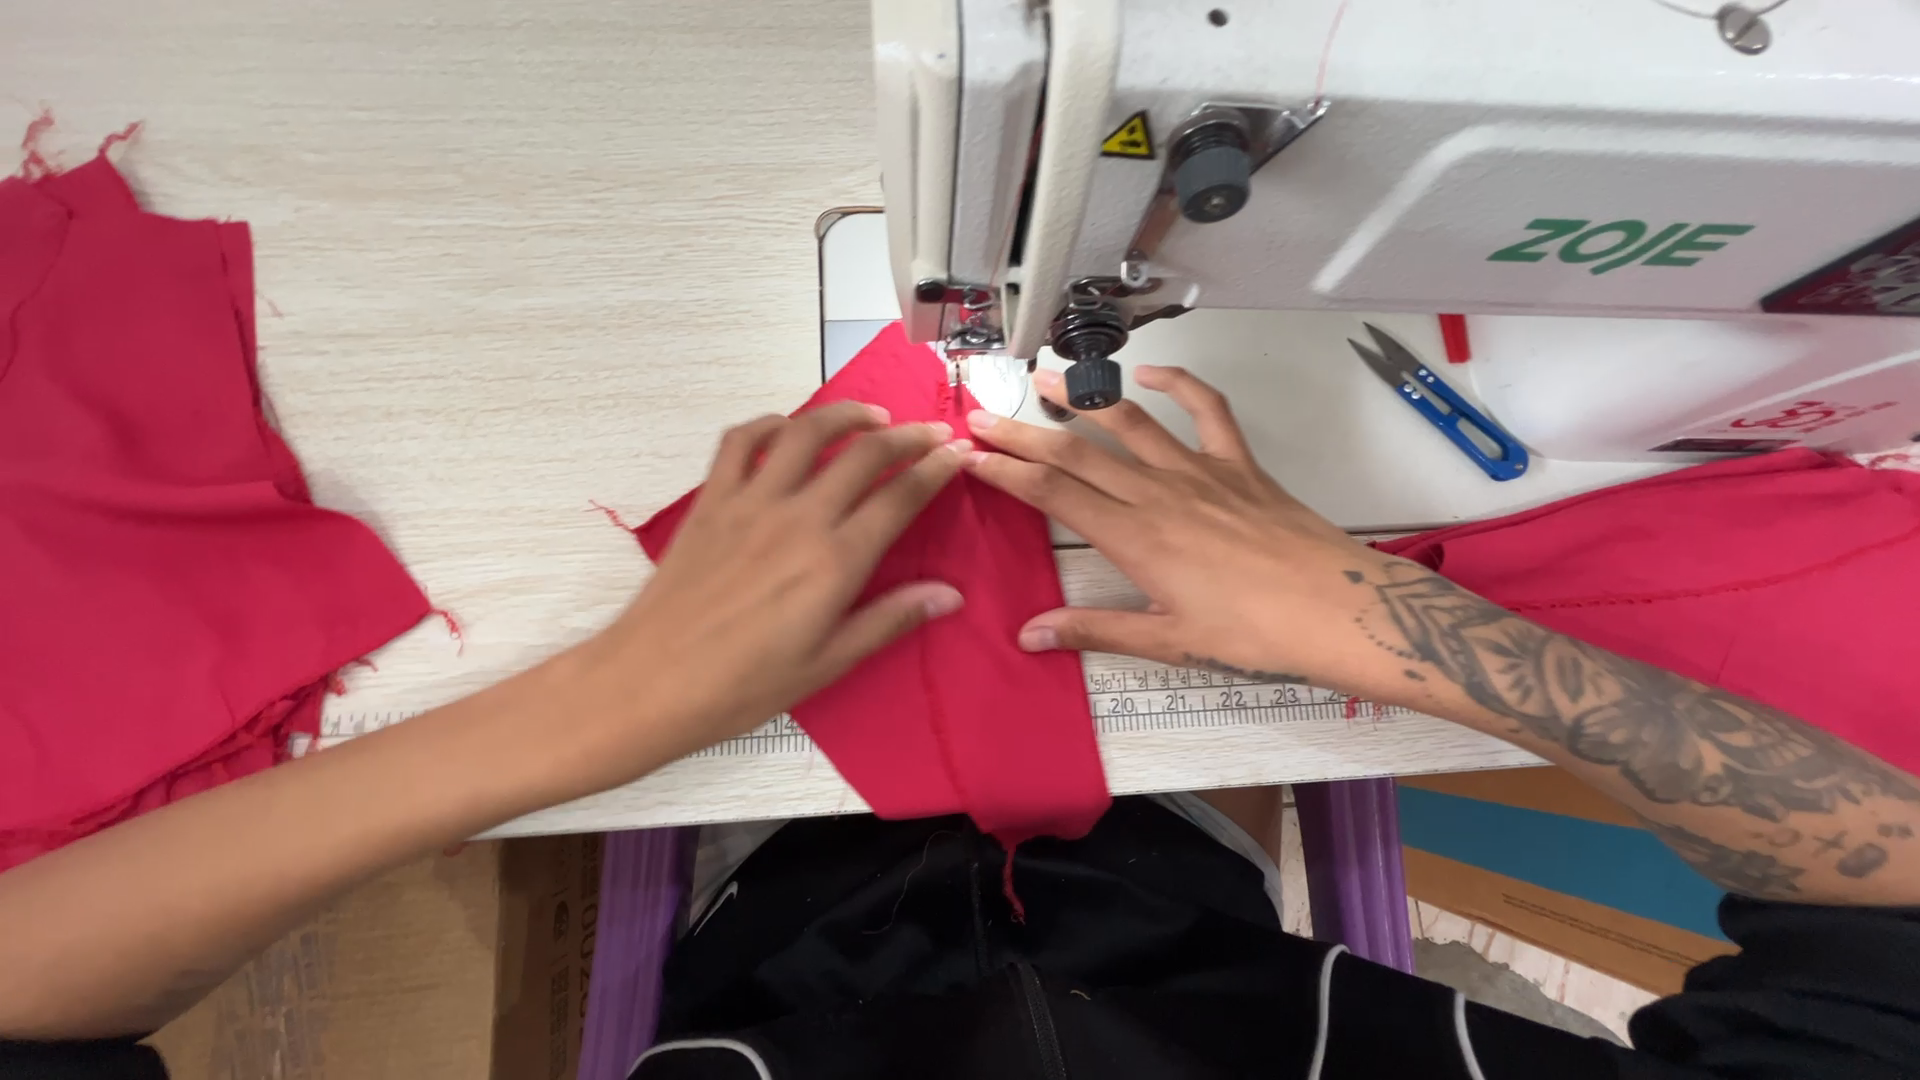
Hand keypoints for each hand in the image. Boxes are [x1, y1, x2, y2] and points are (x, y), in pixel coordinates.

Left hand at [584, 402, 967, 757]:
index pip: (900, 497)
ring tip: (872, 416)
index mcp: (835, 560)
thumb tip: (949, 595)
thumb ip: (890, 619)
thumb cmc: (746, 684)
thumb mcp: (830, 663)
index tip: (958, 452)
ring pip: (805, 432)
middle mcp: (798, 517)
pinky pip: (739, 441)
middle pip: (864, 453)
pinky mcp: (711, 500)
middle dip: (907, 435)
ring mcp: (750, 502)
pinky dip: (769, 424)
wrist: (652, 682)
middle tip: (930, 431)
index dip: (936, 469)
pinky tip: (787, 430)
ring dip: (846, 415)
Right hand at [961, 366, 1411, 697]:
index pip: (1053, 494)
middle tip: (982, 416)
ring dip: (1083, 398)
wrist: (1337, 611)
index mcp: (1134, 539)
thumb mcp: (1167, 641)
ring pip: (1128, 424)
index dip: (1006, 471)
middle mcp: (1157, 494)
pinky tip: (1150, 374)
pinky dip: (1179, 385)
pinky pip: (1207, 411)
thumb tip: (1028, 635)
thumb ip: (1093, 630)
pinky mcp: (1238, 464)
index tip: (970, 455)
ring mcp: (1199, 472)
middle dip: (1022, 434)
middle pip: (1076, 453)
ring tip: (1046, 380)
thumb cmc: (1253, 634)